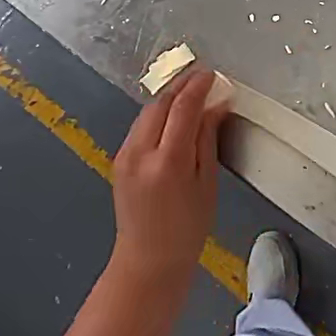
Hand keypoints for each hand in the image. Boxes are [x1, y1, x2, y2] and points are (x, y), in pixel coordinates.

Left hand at [109, 68, 228, 287]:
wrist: (148, 261)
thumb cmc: (188, 229)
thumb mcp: (206, 183)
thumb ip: (207, 139)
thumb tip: (215, 105)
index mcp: (167, 162)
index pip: (182, 109)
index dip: (198, 86)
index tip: (211, 74)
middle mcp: (141, 153)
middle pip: (160, 104)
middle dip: (181, 86)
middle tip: (202, 78)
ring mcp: (125, 154)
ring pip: (148, 111)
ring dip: (169, 98)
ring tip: (190, 91)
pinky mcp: (119, 158)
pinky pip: (141, 126)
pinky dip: (158, 114)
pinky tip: (172, 115)